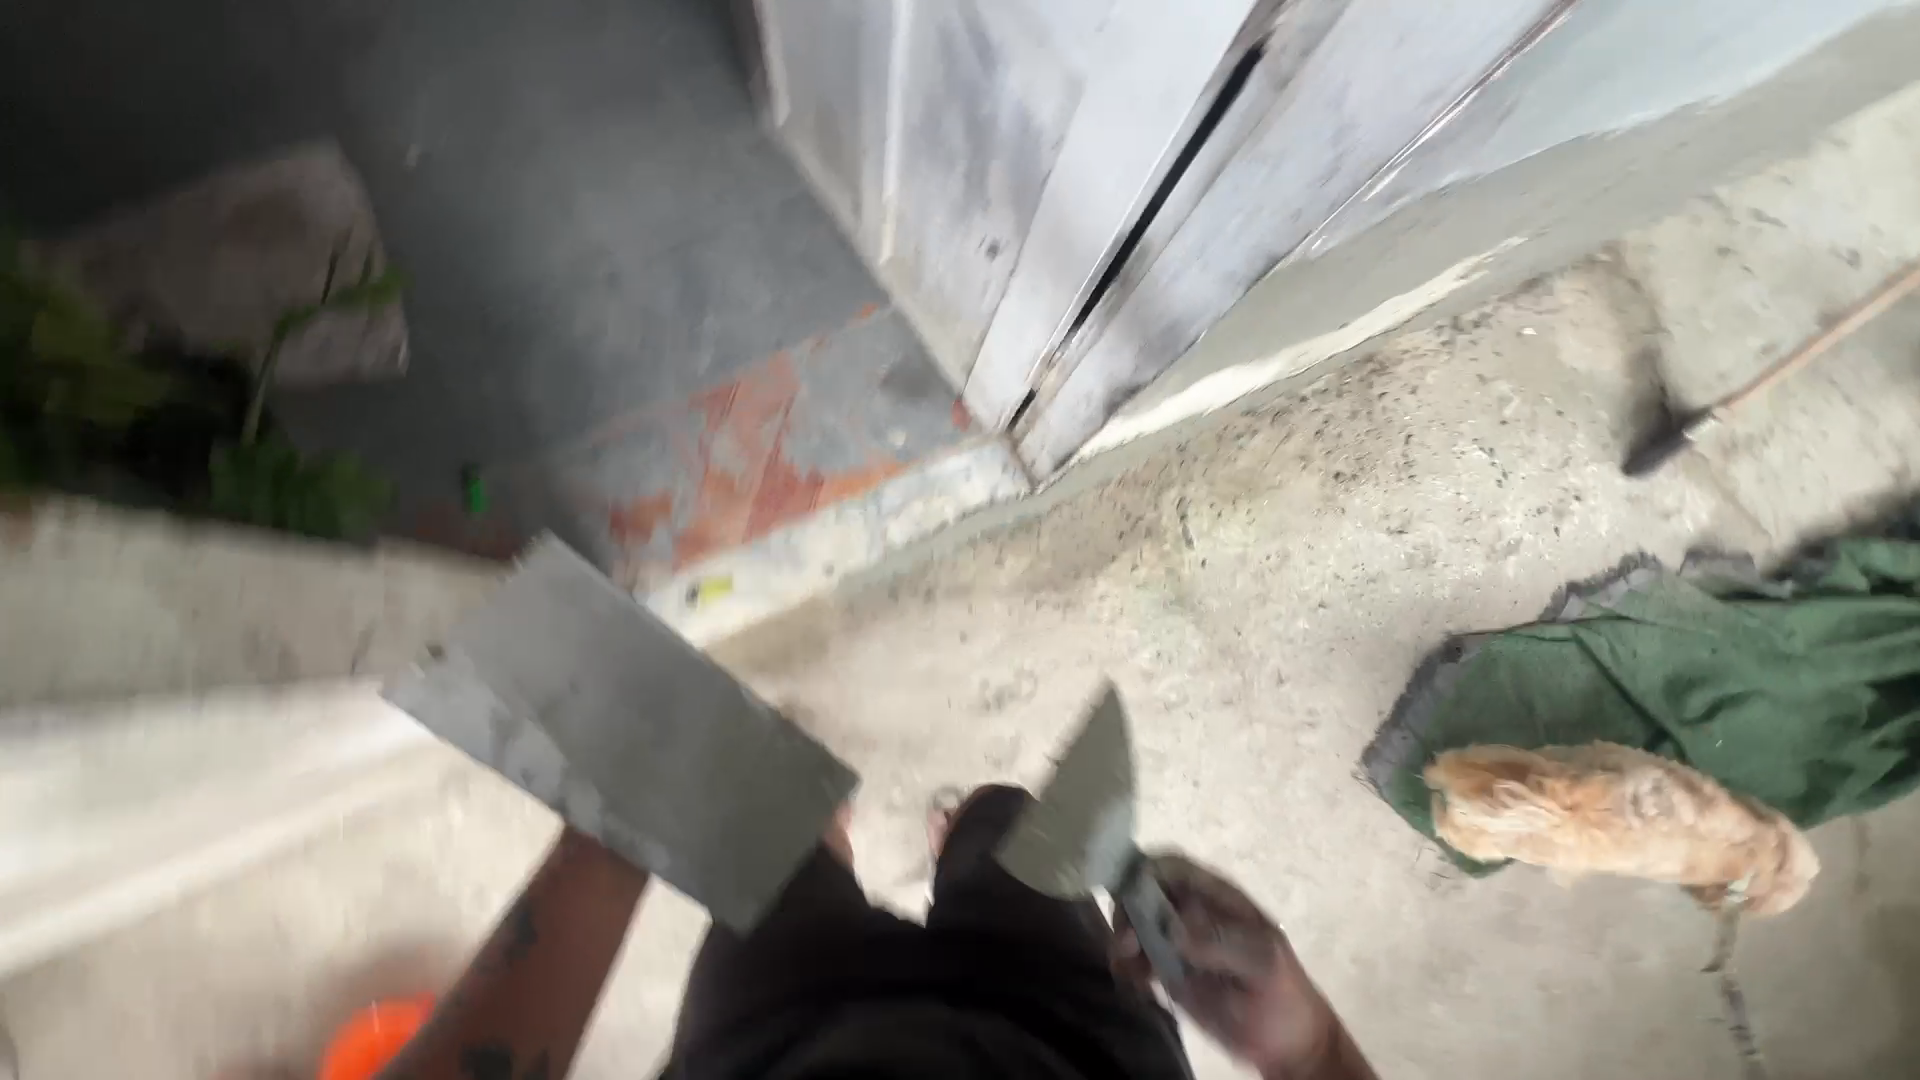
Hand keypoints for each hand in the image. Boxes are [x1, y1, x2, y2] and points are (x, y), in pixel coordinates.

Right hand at [1111, 852, 1338, 1076]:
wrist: (1289, 1046)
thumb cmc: (1283, 996)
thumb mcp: (1262, 963)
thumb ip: (1221, 940)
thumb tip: (1173, 927)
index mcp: (1216, 897)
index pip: (1171, 867)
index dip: (1145, 873)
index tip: (1129, 900)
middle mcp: (1191, 910)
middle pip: (1144, 892)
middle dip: (1127, 912)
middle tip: (1126, 946)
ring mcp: (1178, 939)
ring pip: (1135, 924)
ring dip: (1123, 940)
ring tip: (1128, 971)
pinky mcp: (1169, 969)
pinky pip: (1138, 958)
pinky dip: (1127, 966)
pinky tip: (1136, 985)